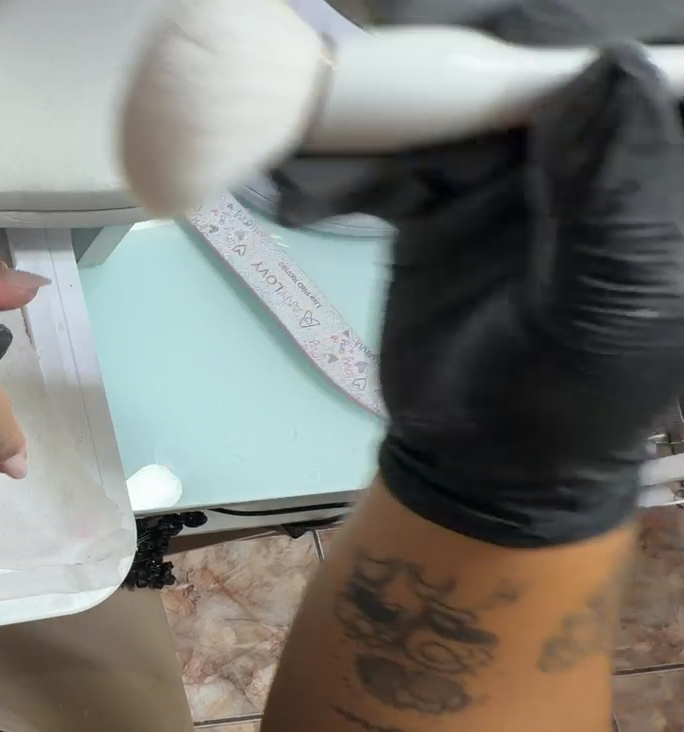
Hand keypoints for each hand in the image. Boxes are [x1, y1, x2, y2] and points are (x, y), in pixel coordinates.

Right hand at [271, 48, 683, 546]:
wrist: (480, 455)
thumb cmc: (568, 392)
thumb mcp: (606, 301)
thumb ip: (615, 196)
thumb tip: (600, 74)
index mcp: (660, 171)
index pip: (630, 79)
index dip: (558, 54)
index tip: (475, 56)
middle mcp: (589, 161)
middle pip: (528, 87)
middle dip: (451, 81)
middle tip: (365, 85)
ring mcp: (509, 185)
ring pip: (452, 125)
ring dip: (381, 129)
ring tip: (307, 141)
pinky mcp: (440, 215)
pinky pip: (398, 176)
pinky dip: (350, 176)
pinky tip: (304, 187)